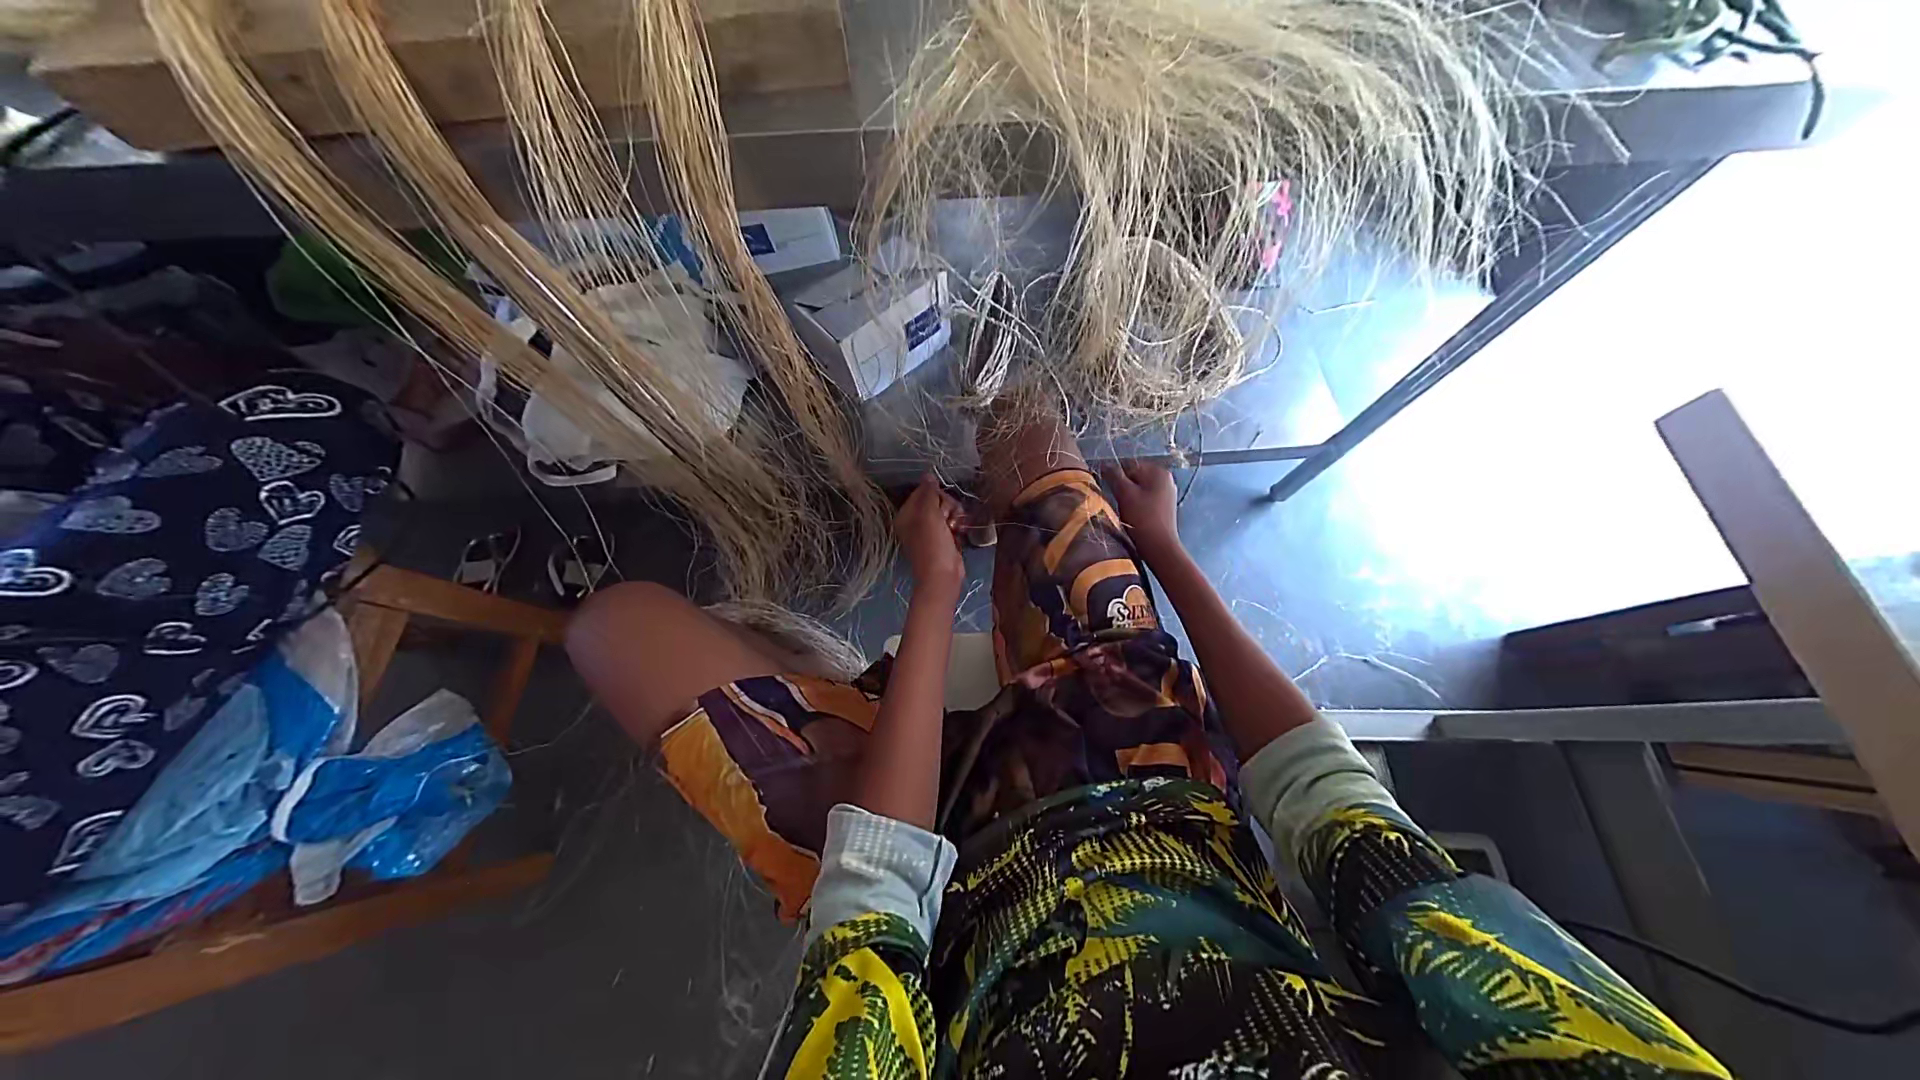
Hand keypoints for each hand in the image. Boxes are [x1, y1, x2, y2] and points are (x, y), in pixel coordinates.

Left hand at [896, 474, 965, 600]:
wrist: (943, 575)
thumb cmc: (932, 544)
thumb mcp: (929, 515)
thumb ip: (928, 493)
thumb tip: (928, 474)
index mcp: (906, 515)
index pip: (922, 491)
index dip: (936, 495)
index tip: (941, 505)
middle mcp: (915, 521)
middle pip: (936, 500)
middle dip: (947, 506)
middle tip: (948, 518)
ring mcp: (930, 530)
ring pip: (947, 511)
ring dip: (955, 515)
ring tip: (955, 527)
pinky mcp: (943, 538)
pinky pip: (952, 523)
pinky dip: (957, 525)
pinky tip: (959, 532)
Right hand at [1103, 462, 1180, 564]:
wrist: (1159, 546)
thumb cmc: (1142, 518)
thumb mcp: (1125, 493)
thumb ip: (1114, 475)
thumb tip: (1104, 463)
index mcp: (1158, 472)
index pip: (1129, 465)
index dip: (1116, 476)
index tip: (1110, 490)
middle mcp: (1165, 479)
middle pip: (1134, 477)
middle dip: (1123, 487)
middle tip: (1117, 501)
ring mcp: (1166, 493)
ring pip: (1138, 489)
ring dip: (1128, 497)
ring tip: (1124, 510)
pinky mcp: (1163, 507)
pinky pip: (1144, 499)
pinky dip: (1136, 505)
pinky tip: (1132, 516)